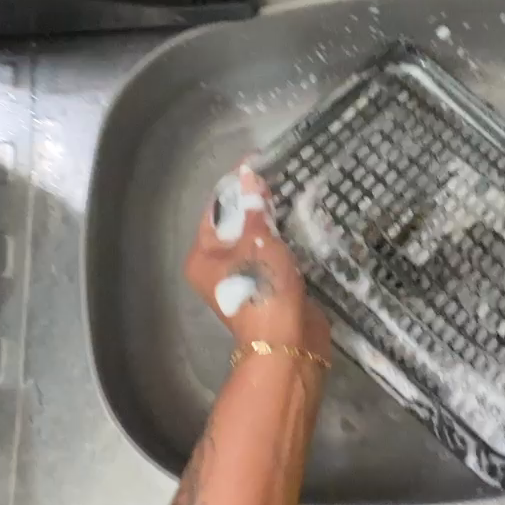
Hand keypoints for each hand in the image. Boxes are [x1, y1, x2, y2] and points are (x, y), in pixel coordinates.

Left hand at [184, 165, 330, 362]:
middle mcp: (217, 268)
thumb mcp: (258, 241)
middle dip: (258, 204)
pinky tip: (303, 224)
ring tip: (294, 196)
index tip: (258, 162)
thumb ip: (255, 207)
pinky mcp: (270, 288)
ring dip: (275, 224)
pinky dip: (286, 243)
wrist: (288, 341)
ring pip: (258, 241)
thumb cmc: (262, 288)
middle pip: (237, 225)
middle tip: (281, 177)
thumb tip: (249, 174)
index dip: (237, 186)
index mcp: (202, 256)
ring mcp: (245, 279)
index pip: (217, 209)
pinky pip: (275, 256)